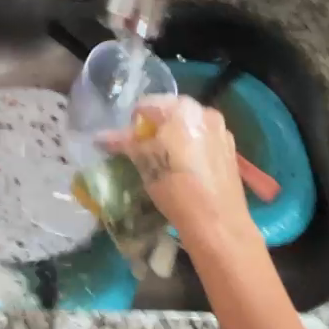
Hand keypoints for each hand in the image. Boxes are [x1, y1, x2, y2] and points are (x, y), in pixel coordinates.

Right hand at [100, 95, 264, 252]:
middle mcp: (203, 111)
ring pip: (187, 125)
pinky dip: (190, 146)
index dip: (132, 124)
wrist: (217, 223)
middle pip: (168, 112)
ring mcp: (220, 129)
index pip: (145, 105)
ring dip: (172, 137)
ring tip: (164, 161)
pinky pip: (202, 138)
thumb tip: (98, 136)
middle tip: (144, 152)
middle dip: (154, 129)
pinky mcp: (230, 148)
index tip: (128, 145)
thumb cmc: (174, 186)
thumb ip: (122, 142)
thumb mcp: (143, 162)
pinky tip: (185, 168)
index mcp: (181, 108)